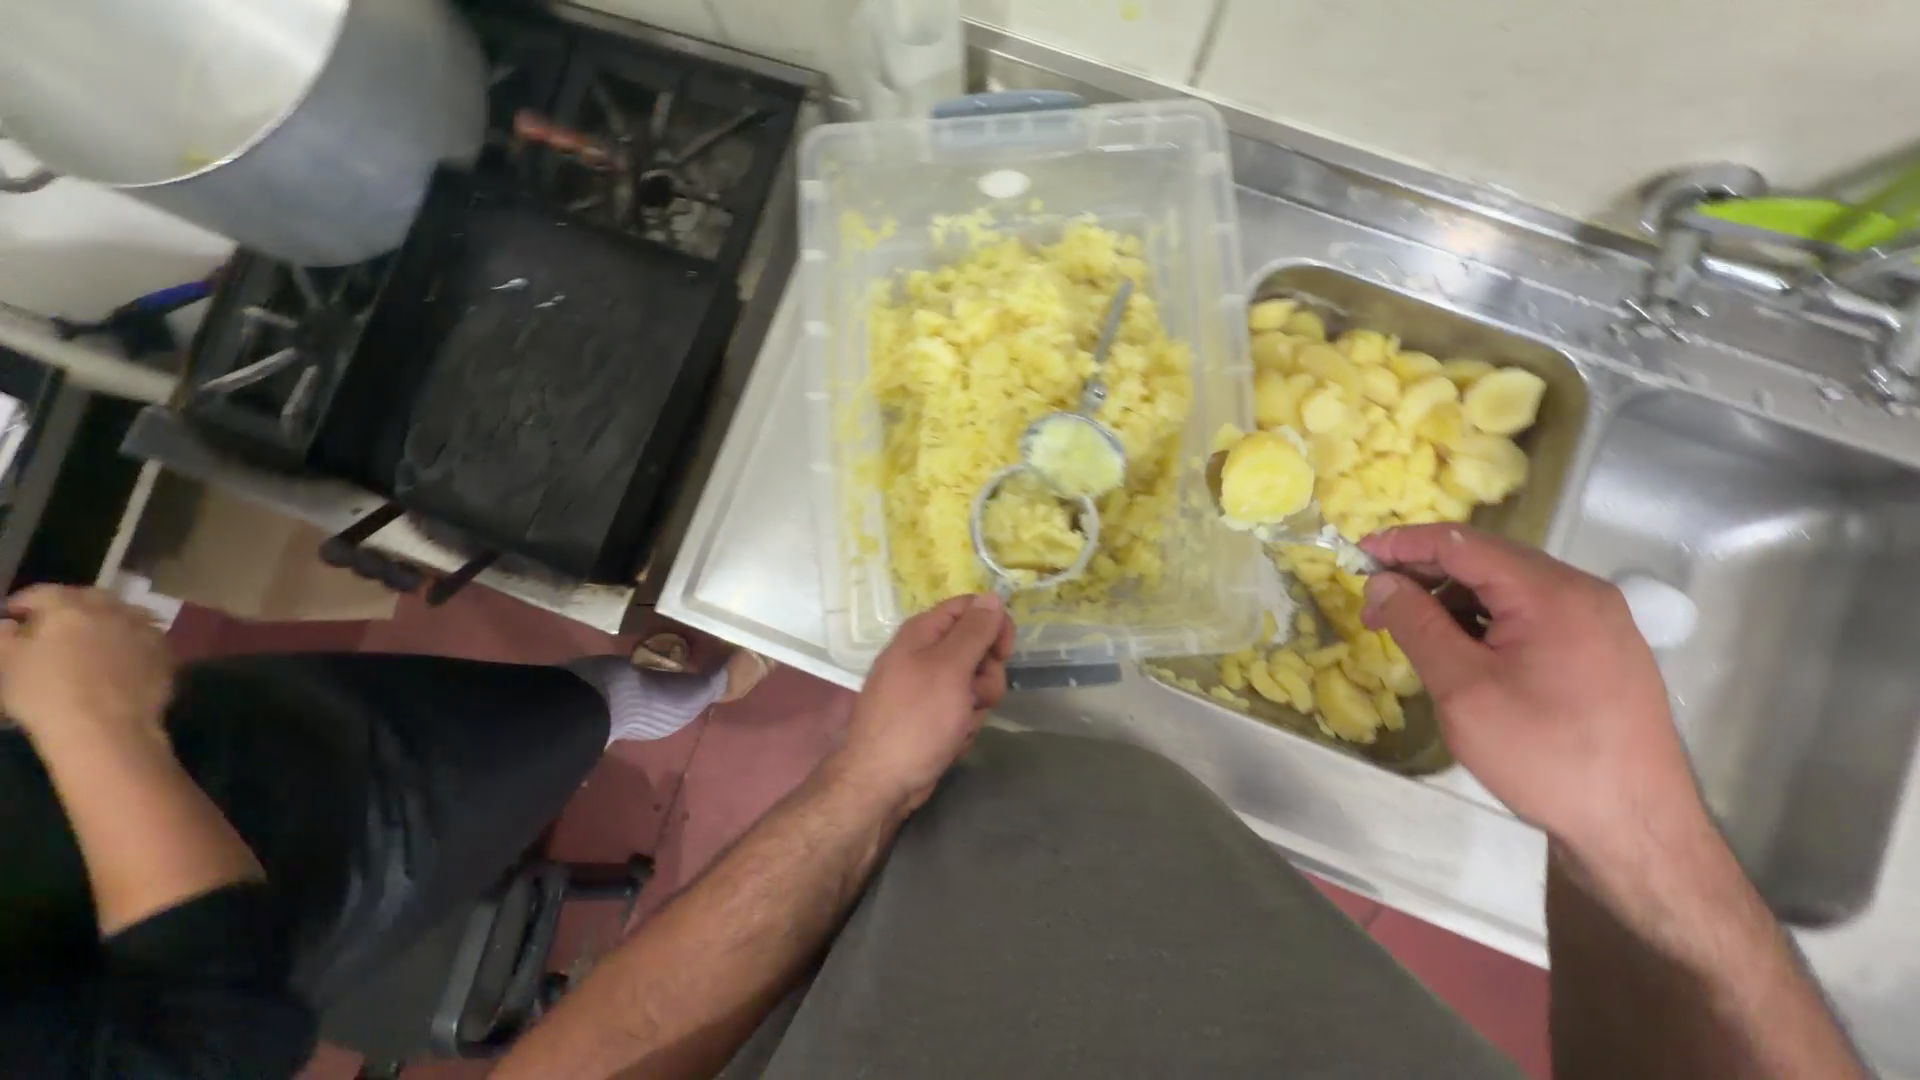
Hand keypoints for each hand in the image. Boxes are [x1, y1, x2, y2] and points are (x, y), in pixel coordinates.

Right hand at [0, 586, 174, 749]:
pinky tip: (120, 649)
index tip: (12, 613)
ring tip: (89, 631)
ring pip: (126, 611)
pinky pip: (147, 633)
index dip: (24, 600)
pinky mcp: (165, 651)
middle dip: (70, 603)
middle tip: (53, 619)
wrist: (106, 724)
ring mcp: (145, 631)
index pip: (45, 592)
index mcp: (71, 611)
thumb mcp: (5, 664)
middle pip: (92, 597)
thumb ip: (5, 637)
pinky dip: (130, 634)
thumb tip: (9, 623)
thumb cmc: (45, 694)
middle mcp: (115, 613)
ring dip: (106, 615)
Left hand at [833, 593, 1014, 813]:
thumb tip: (992, 597)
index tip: (1003, 653)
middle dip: (985, 676)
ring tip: (956, 725)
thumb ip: (974, 631)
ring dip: (975, 707)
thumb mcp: (950, 669)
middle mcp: (923, 654)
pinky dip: (963, 726)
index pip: (970, 608)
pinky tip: (949, 741)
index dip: (993, 625)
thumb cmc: (916, 720)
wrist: (881, 781)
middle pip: (978, 649)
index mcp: (922, 633)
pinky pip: (963, 711)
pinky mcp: (931, 717)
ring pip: (975, 684)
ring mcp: (927, 688)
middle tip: (972, 696)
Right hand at [1357, 525, 1704, 865]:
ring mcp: (1597, 620)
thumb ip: (1418, 625)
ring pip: (1506, 587)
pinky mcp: (1600, 648)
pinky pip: (1528, 613)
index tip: (1357, 556)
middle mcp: (1581, 593)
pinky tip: (1455, 647)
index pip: (1463, 544)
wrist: (1635, 826)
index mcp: (1552, 593)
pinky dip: (1482, 619)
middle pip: (1486, 560)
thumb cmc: (1543, 754)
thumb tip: (1383, 582)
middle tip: (1374, 605)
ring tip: (1408, 630)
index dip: (1404, 543)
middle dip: (1423, 574)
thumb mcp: (1463, 688)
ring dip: (1450, 599)